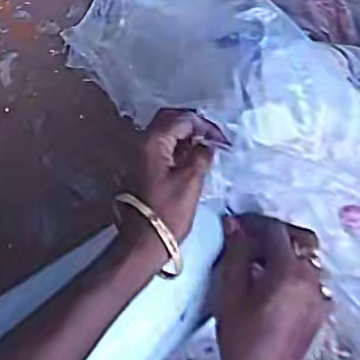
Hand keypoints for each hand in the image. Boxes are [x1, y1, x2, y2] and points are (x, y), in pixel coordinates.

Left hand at [129, 109, 214, 242]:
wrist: (143, 240)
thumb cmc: (168, 212)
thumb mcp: (190, 182)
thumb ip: (200, 156)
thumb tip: (206, 144)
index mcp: (152, 141)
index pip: (180, 119)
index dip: (203, 124)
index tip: (220, 138)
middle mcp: (141, 142)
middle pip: (168, 120)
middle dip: (191, 124)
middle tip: (212, 136)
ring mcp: (139, 154)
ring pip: (163, 133)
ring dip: (184, 135)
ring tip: (206, 146)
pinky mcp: (141, 167)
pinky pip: (160, 147)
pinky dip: (176, 147)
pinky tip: (191, 157)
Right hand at [213, 214, 331, 359]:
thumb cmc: (242, 338)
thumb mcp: (231, 290)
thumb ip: (236, 252)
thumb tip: (234, 224)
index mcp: (290, 271)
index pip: (275, 230)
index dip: (253, 223)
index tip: (234, 224)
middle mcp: (312, 279)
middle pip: (299, 239)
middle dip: (274, 232)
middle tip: (248, 237)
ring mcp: (319, 297)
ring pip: (305, 258)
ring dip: (283, 251)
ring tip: (255, 259)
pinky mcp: (318, 311)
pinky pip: (307, 277)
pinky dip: (291, 270)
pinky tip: (268, 281)